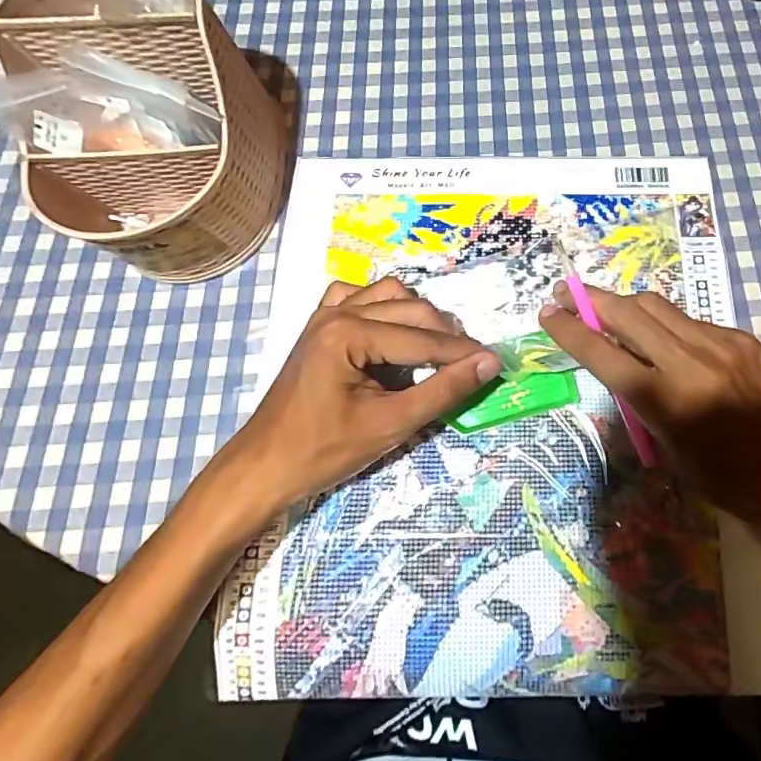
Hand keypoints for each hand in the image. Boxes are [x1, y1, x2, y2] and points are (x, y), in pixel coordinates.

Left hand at [209, 277, 500, 523]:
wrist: (265, 466)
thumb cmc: (323, 451)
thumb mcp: (390, 425)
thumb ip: (442, 391)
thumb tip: (487, 364)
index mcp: (348, 333)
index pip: (421, 338)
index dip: (462, 353)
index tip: (496, 363)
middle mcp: (337, 312)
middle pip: (410, 308)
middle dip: (445, 335)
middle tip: (470, 364)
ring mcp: (325, 314)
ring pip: (389, 294)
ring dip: (418, 317)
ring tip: (437, 351)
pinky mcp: (320, 324)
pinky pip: (360, 298)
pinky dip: (385, 308)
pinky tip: (392, 332)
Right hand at [539, 285, 760, 528]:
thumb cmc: (720, 479)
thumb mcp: (664, 444)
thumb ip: (638, 396)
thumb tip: (615, 356)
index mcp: (669, 401)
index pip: (604, 354)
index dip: (569, 329)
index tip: (546, 312)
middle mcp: (694, 362)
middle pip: (629, 313)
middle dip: (592, 299)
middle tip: (567, 293)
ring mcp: (722, 344)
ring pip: (658, 306)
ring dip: (626, 305)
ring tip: (609, 311)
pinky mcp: (742, 339)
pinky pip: (690, 320)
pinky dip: (666, 325)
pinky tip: (665, 341)